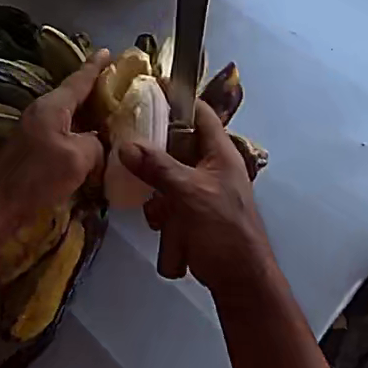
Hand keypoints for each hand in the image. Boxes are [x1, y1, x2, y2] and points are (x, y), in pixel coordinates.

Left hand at [0, 50, 110, 256]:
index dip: (95, 66)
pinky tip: (95, 145)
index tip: (108, 51)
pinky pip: (64, 133)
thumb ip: (97, 144)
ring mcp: (35, 131)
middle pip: (74, 96)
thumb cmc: (38, 177)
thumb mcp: (79, 158)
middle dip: (96, 91)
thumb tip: (100, 145)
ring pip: (70, 116)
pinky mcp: (34, 150)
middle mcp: (42, 112)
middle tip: (121, 87)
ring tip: (113, 116)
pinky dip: (81, 134)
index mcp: (52, 106)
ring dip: (90, 116)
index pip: (79, 80)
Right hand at [117, 104, 273, 297]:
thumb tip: (126, 144)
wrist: (241, 280)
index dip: (177, 97)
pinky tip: (159, 224)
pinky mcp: (193, 213)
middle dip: (155, 151)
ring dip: (157, 187)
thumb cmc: (224, 229)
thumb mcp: (190, 193)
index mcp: (221, 152)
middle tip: (128, 147)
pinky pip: (169, 200)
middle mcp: (212, 166)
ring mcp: (202, 190)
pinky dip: (161, 210)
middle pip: (177, 143)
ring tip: (154, 203)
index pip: (200, 112)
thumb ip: (158, 168)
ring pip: (168, 174)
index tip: (147, 87)